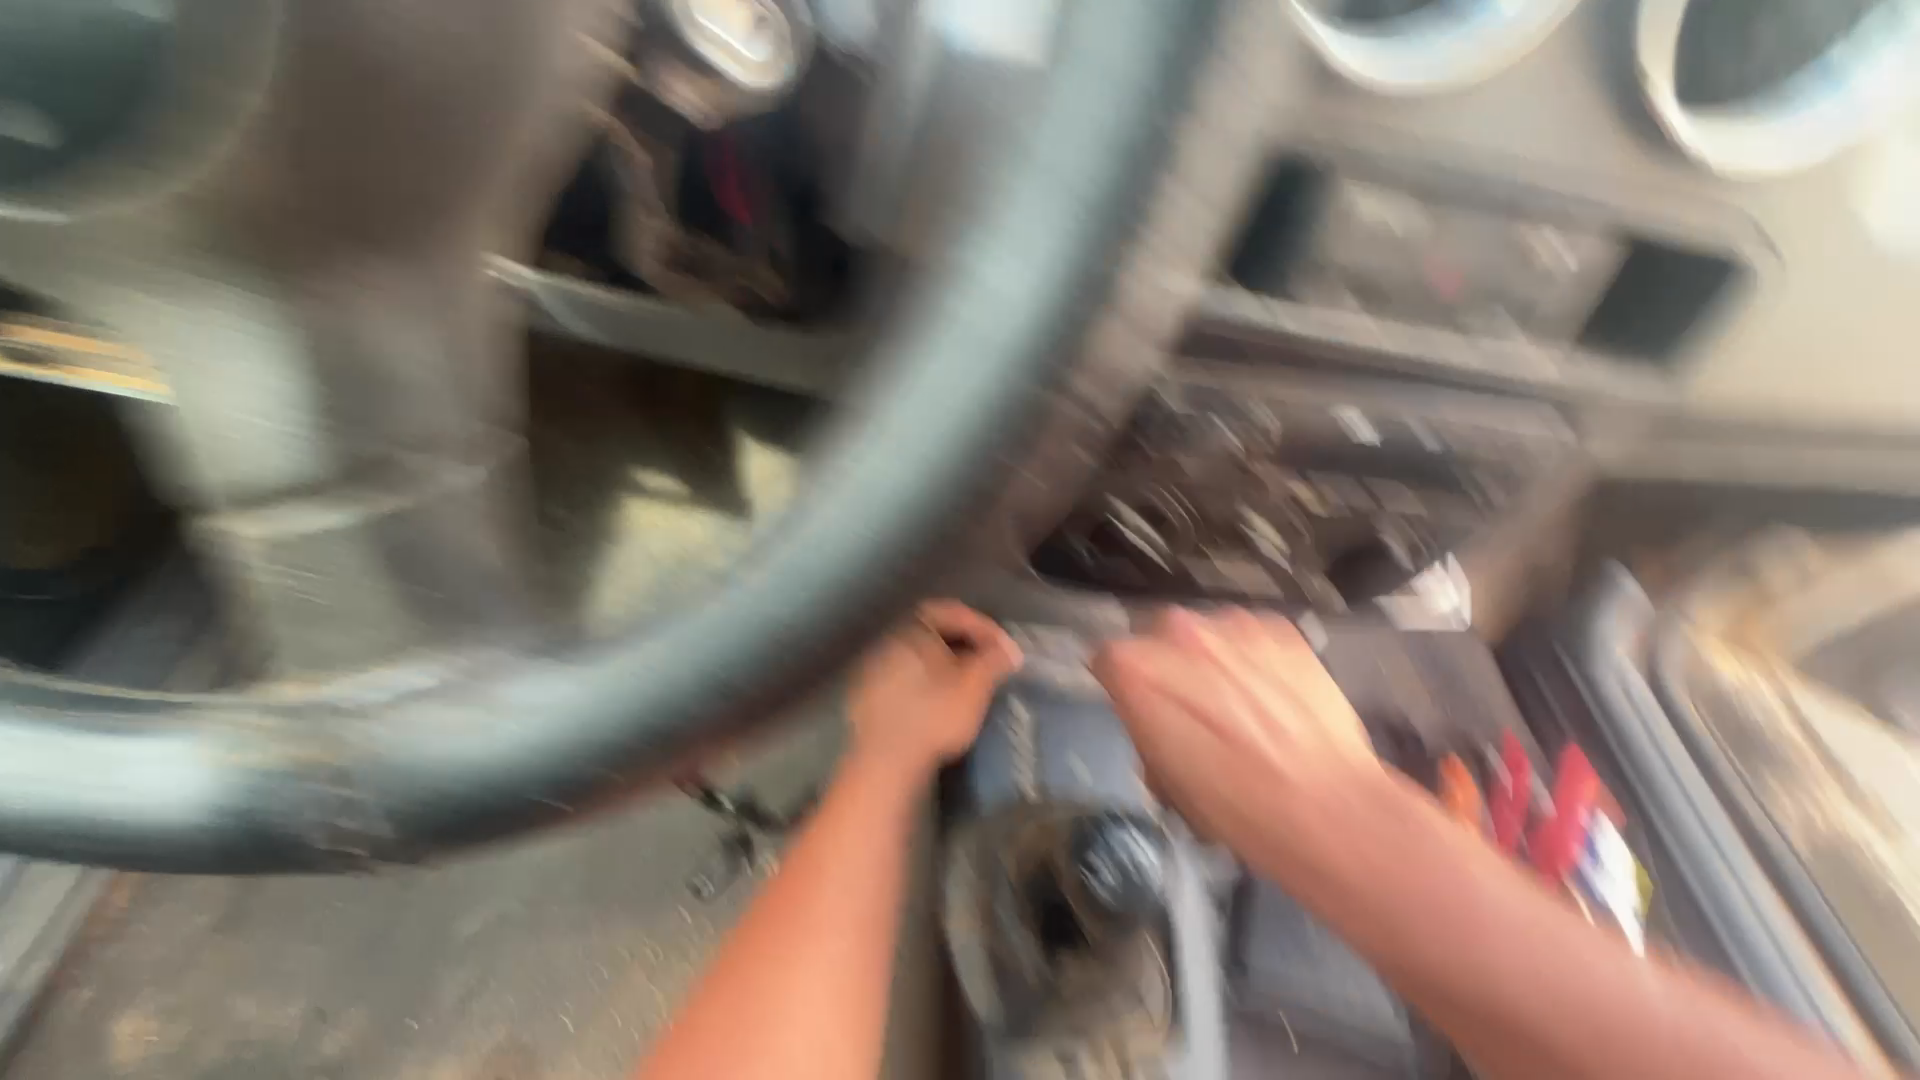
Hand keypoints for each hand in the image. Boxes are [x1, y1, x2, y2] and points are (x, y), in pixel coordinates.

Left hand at [846, 600, 1022, 778]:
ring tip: (968, 680)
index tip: (1003, 647)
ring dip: (945, 661)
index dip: (982, 626)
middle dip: (964, 642)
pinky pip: (904, 674)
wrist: (885, 762)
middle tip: (988, 660)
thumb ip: (994, 660)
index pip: (951, 611)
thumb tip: (1010, 650)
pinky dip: (926, 679)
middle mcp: (886, 639)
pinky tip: (940, 698)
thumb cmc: (933, 716)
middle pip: (932, 630)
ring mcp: (872, 667)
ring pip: (917, 654)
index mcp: (911, 628)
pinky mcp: (866, 694)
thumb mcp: (974, 686)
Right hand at [1091, 607, 1383, 855]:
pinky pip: (1252, 638)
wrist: (1325, 807)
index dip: (1124, 686)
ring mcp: (1233, 624)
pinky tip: (1274, 699)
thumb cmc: (1231, 804)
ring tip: (1242, 706)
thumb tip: (1154, 718)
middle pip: (1156, 638)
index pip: (1107, 660)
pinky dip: (1255, 659)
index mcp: (1134, 667)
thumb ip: (1144, 727)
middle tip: (1192, 710)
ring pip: (1207, 634)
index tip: (1140, 708)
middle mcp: (1177, 630)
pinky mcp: (1281, 628)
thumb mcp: (1160, 776)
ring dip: (1213, 660)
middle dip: (1168, 666)